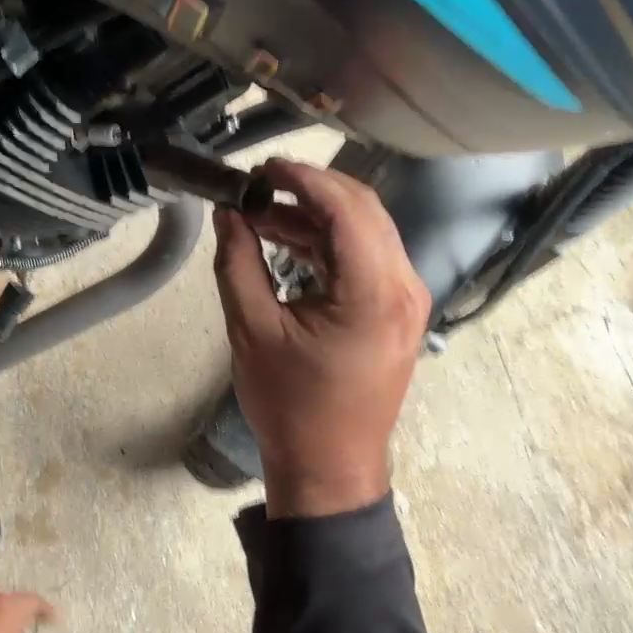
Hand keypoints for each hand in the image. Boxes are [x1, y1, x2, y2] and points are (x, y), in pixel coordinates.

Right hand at [212, 158, 430, 517]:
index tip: (261, 168)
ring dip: (314, 217)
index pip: (346, 209)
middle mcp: (403, 287)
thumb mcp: (251, 330)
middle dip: (309, 190)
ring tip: (258, 216)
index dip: (303, 179)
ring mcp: (405, 299)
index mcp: (373, 292)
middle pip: (363, 211)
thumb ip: (237, 263)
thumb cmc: (289, 402)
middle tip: (256, 187)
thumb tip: (226, 214)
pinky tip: (284, 242)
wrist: (330, 464)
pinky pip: (364, 258)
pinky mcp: (395, 311)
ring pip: (365, 231)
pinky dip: (325, 242)